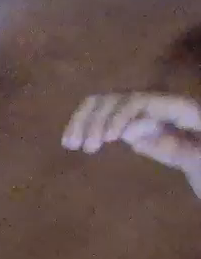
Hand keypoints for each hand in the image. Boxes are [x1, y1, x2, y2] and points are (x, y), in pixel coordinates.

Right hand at [62, 92, 200, 196]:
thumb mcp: (198, 159)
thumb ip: (174, 147)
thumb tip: (131, 135)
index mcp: (182, 109)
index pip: (142, 101)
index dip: (119, 117)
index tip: (105, 141)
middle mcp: (159, 103)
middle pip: (116, 99)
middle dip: (95, 121)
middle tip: (86, 149)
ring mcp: (142, 110)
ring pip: (101, 103)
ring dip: (81, 122)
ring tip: (70, 145)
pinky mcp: (129, 119)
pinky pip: (99, 112)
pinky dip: (81, 123)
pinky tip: (73, 139)